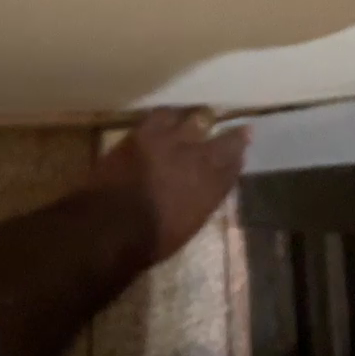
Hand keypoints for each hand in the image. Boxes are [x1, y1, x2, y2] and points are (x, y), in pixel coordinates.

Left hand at [91, 107, 249, 262]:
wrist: (109, 226)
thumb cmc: (147, 240)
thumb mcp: (185, 226)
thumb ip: (201, 201)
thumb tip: (208, 187)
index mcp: (209, 189)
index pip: (232, 166)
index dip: (239, 155)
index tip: (245, 148)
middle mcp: (197, 160)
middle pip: (223, 141)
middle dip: (233, 135)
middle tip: (240, 129)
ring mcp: (172, 142)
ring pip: (196, 119)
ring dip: (201, 119)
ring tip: (202, 117)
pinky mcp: (145, 133)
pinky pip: (164, 115)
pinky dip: (171, 115)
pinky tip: (170, 115)